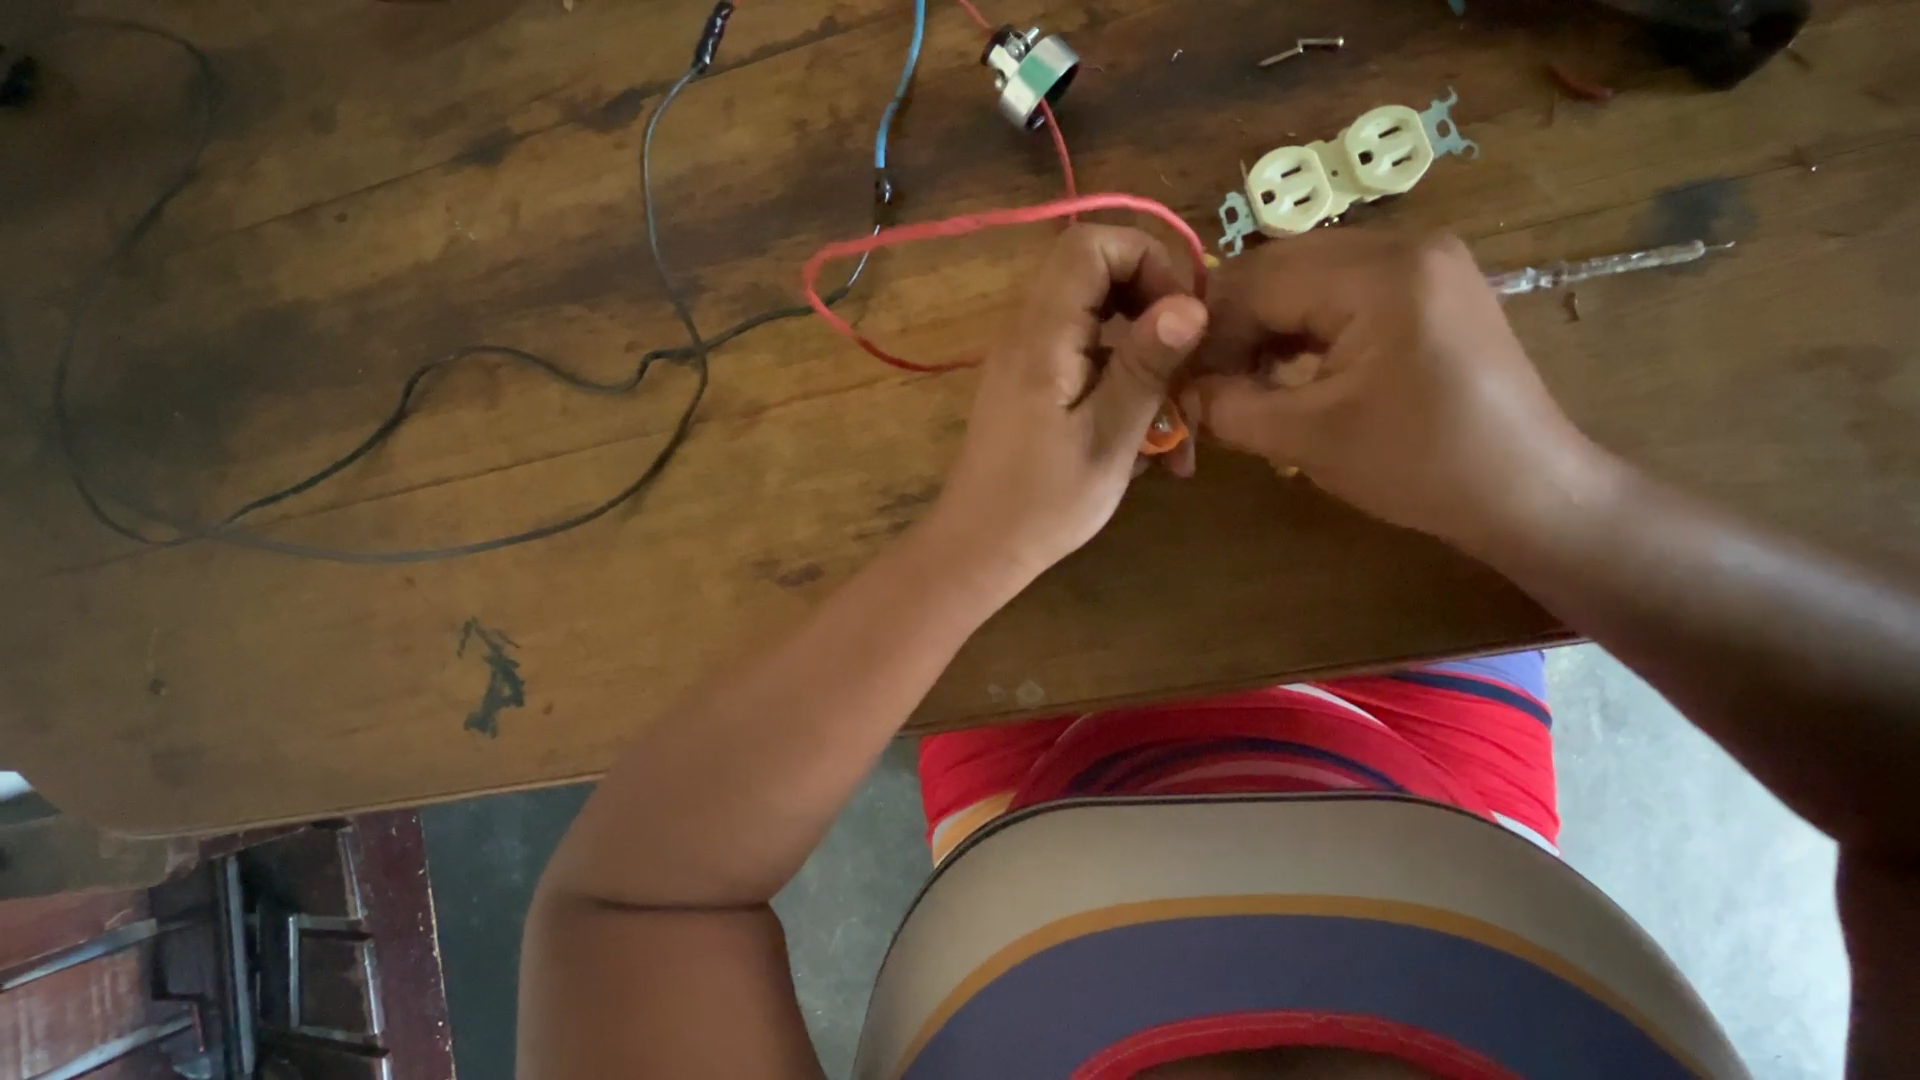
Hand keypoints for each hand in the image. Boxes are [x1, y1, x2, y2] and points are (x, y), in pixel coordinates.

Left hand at [926, 224, 1208, 581]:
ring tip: (1177, 409)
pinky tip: (1148, 433)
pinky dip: (1120, 378)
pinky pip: (1083, 354)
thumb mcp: (1109, 435)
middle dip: (1152, 303)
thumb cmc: (1045, 501)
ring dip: (1142, 350)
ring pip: (1095, 318)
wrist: (980, 547)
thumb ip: (1146, 364)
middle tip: (1188, 356)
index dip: (1147, 259)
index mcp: (1042, 334)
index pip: (1091, 244)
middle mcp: (1027, 331)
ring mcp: (1026, 357)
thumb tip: (1192, 303)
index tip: (1185, 313)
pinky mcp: (1031, 384)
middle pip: (1094, 272)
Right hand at [1181, 230, 1600, 552]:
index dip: (1206, 330)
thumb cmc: (1419, 464)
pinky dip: (1304, 326)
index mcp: (1380, 273)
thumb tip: (1176, 389)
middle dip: (1233, 324)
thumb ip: (1227, 407)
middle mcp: (1405, 245)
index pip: (1256, 280)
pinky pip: (1344, 291)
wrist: (1528, 491)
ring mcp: (1425, 262)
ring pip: (1308, 276)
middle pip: (1281, 266)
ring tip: (1239, 379)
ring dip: (1265, 325)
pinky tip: (1286, 369)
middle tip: (1203, 380)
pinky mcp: (1431, 287)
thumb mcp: (1306, 439)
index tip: (1177, 379)